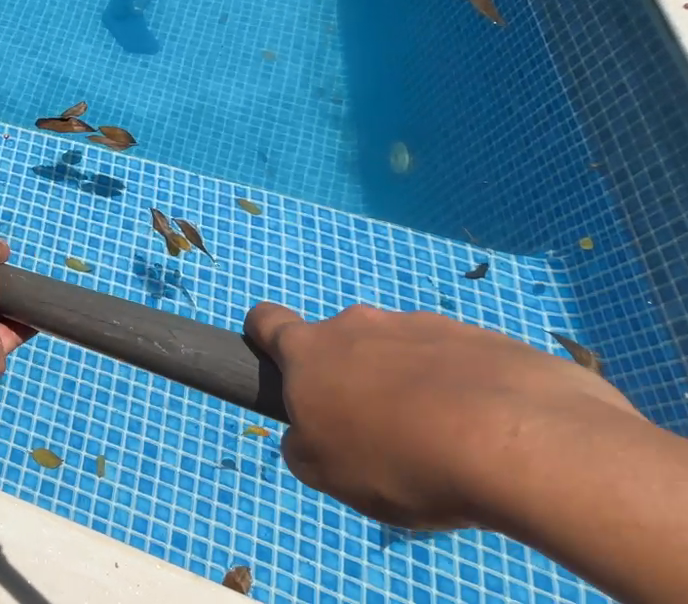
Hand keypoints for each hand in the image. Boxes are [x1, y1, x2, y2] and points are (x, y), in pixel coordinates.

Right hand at [246, 302, 641, 528]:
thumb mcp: (326, 473)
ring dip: (421, 386)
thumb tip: (312, 434)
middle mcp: (360, 325)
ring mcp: (428, 327)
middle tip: (389, 433)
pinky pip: (471, 366)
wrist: (526, 449)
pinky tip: (503, 438)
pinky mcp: (493, 342)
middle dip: (361, 378)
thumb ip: (303, 444)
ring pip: (411, 353)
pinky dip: (477, 394)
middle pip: (347, 342)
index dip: (267, 338)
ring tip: (457, 443)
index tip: (289, 372)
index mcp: (309, 349)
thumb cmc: (401, 461)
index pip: (266, 319)